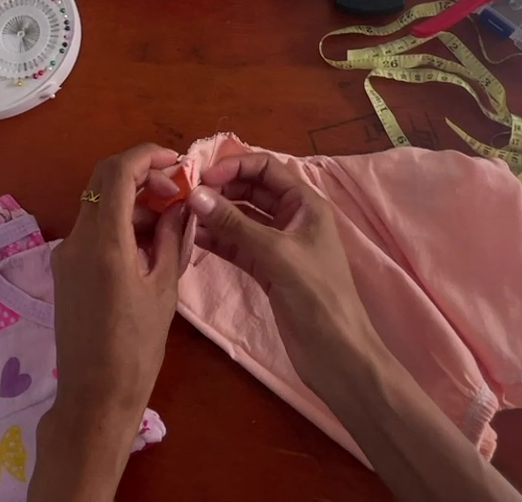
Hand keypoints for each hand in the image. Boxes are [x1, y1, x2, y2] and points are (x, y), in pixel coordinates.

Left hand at [31, 144, 188, 501]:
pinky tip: (146, 240)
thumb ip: (170, 237)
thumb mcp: (163, 288)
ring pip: (98, 202)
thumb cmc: (137, 347)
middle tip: (175, 190)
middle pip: (103, 181)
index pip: (118, 172)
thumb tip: (180, 205)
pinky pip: (93, 227)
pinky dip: (119, 220)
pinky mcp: (65, 267)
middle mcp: (77, 238)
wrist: (94, 397)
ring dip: (131, 198)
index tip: (176, 162)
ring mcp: (66, 252)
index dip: (147, 156)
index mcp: (103, 241)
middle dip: (141, 174)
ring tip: (167, 218)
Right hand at [187, 151, 377, 388]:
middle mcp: (290, 217)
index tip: (203, 177)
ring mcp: (276, 243)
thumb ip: (234, 224)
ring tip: (184, 215)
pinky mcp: (265, 268)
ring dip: (214, 214)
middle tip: (187, 196)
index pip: (265, 168)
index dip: (234, 166)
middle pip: (249, 189)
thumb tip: (196, 195)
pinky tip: (193, 237)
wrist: (337, 356)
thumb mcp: (276, 254)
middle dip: (220, 189)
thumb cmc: (317, 295)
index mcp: (304, 203)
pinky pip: (236, 244)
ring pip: (240, 217)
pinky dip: (216, 239)